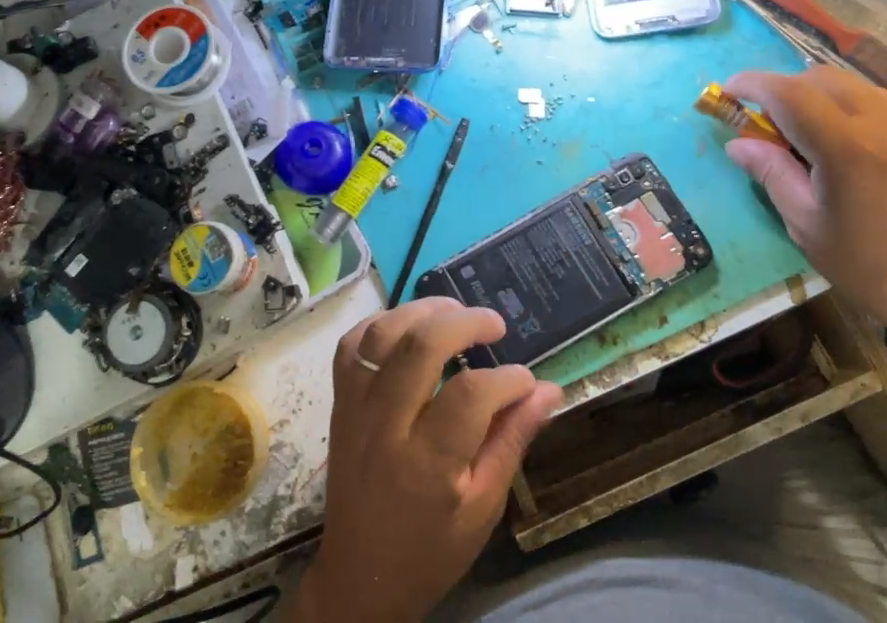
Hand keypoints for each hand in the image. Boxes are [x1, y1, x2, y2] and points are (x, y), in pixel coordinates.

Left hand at [286, 299, 562, 622]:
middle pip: (419, 347)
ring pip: (380, 335)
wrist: (361, 574)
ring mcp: (355, 410)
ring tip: (455, 312)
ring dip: (420, 311)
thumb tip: (547, 389)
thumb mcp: (484, 507)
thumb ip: (512, 441)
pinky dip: (380, 325)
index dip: (507, 378)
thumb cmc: (432, 548)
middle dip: (464, 322)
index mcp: (428, 463)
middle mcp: (385, 426)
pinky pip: (350, 346)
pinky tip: (410, 327)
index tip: (526, 380)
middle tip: (495, 325)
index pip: (471, 394)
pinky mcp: (339, 404)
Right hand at [723, 68, 886, 360]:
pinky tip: (862, 152)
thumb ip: (773, 175)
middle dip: (788, 88)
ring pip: (861, 89)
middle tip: (769, 121)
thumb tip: (738, 143)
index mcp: (848, 146)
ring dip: (826, 99)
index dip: (753, 83)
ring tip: (815, 138)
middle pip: (824, 79)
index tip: (730, 89)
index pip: (788, 92)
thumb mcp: (810, 228)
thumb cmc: (878, 274)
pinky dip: (862, 114)